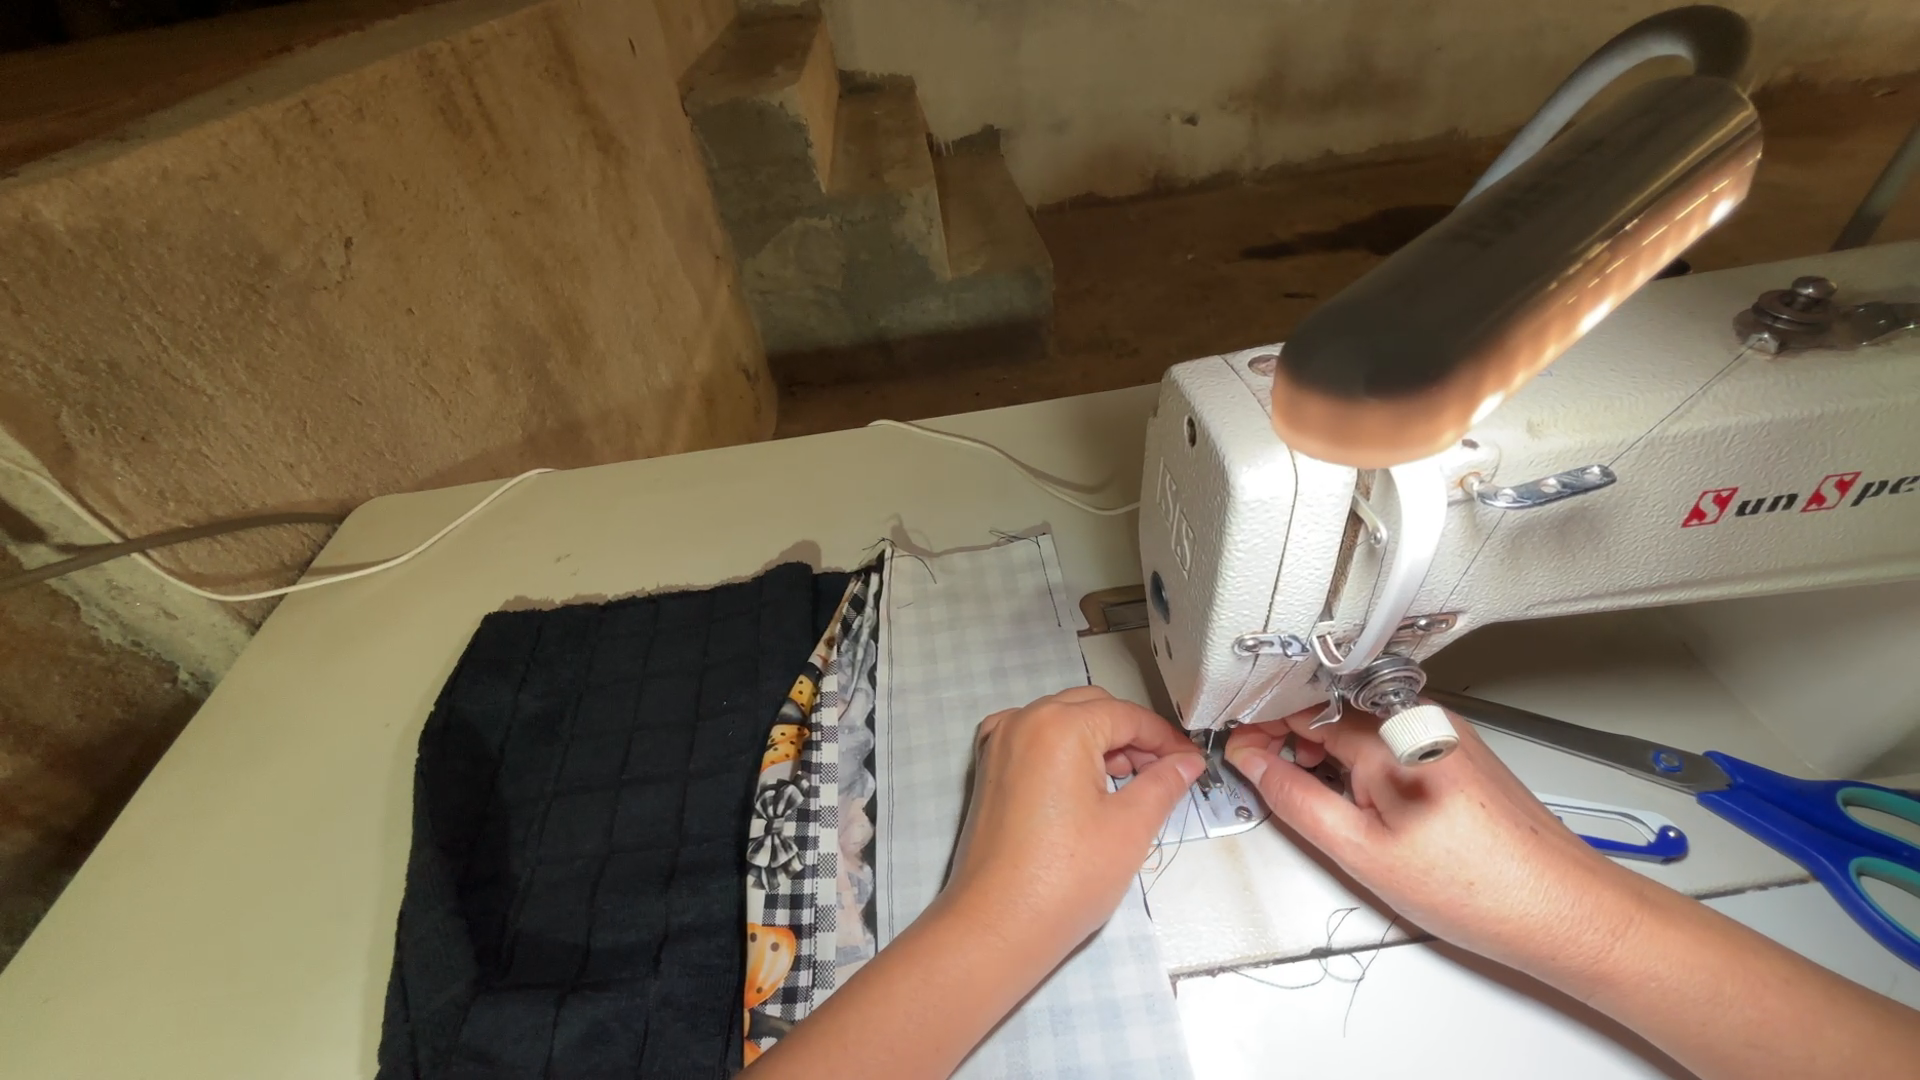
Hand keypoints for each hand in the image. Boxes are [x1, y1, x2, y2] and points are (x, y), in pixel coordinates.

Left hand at [943, 686, 1205, 960]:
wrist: (998, 925)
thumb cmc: (1067, 877)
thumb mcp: (1130, 827)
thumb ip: (1164, 782)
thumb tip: (1188, 760)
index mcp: (1058, 724)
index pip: (1126, 715)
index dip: (1165, 738)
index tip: (1192, 762)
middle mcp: (1023, 719)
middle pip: (1092, 708)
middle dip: (1131, 735)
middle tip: (1163, 773)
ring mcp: (998, 741)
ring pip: (1061, 720)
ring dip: (1098, 740)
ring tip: (1128, 782)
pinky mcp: (987, 766)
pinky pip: (1033, 738)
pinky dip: (1062, 748)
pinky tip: (1081, 782)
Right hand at [1225, 705, 1637, 975]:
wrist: (1570, 914)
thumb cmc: (1478, 891)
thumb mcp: (1360, 851)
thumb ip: (1294, 798)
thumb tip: (1252, 760)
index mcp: (1389, 734)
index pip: (1300, 711)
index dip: (1262, 731)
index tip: (1242, 753)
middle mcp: (1418, 717)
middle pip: (1328, 713)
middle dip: (1293, 742)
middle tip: (1275, 782)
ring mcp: (1441, 728)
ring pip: (1357, 725)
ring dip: (1328, 753)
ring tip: (1326, 800)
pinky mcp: (1455, 745)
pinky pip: (1388, 736)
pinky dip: (1362, 759)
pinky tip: (1366, 799)